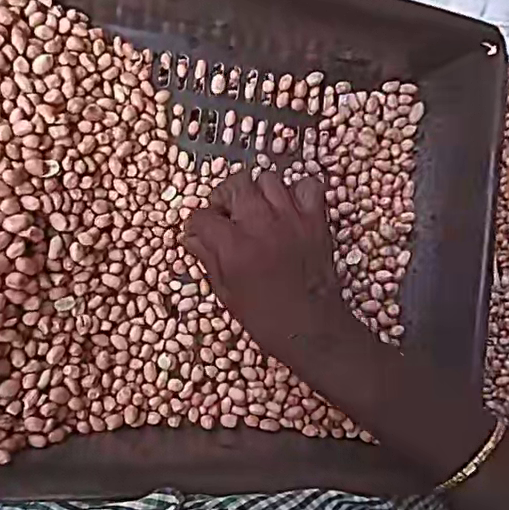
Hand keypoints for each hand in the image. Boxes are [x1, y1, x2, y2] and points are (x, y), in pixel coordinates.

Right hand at [181, 169, 371, 371]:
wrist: (313, 330)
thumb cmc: (266, 319)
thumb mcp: (226, 293)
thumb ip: (208, 258)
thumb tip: (192, 237)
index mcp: (233, 246)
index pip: (202, 216)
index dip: (197, 224)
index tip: (199, 232)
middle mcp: (260, 224)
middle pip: (234, 184)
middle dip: (223, 197)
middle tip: (225, 215)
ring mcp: (291, 218)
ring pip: (267, 179)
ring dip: (257, 193)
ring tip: (256, 211)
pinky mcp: (315, 220)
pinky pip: (307, 186)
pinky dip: (297, 192)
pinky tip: (288, 209)